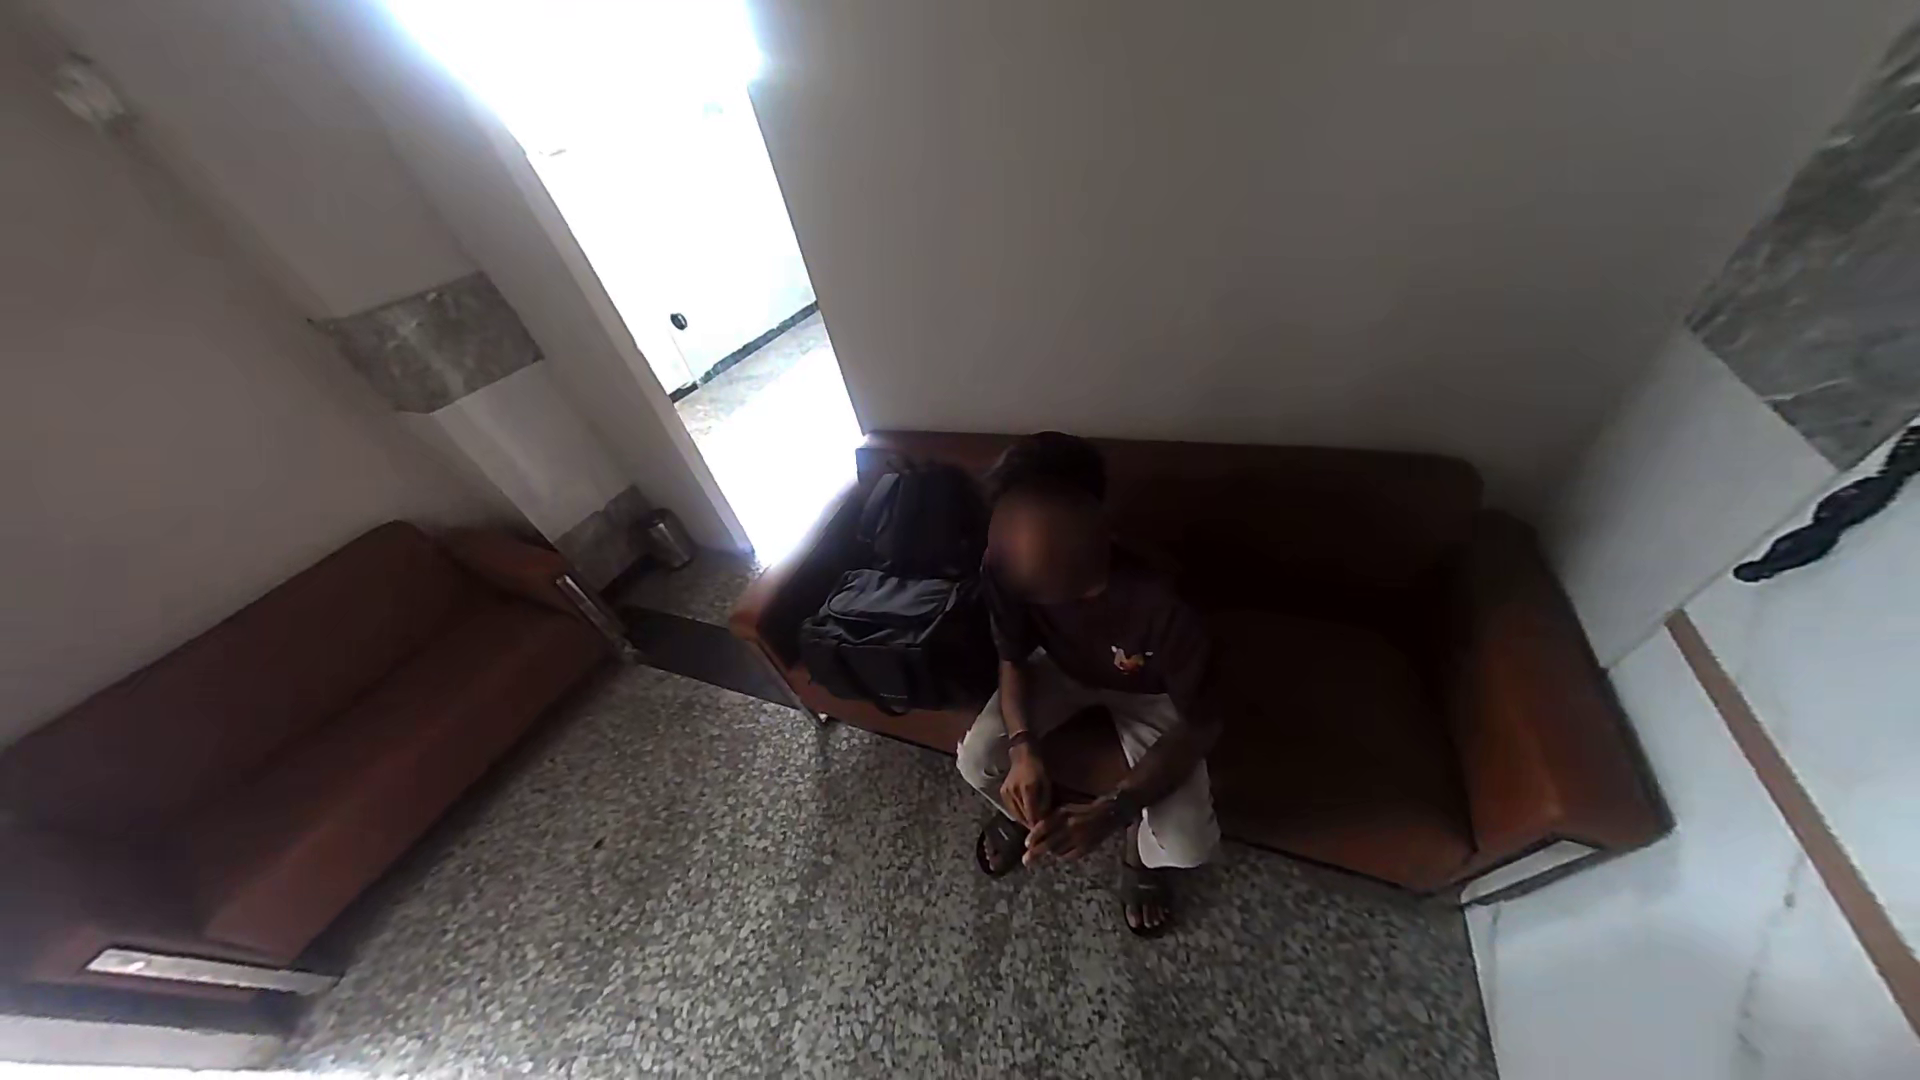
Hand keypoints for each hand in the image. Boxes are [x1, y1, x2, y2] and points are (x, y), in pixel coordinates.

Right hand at [999, 744, 1049, 826]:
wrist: (1023, 755)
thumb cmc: (1038, 767)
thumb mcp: (1047, 783)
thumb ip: (1046, 802)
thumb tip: (1045, 819)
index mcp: (1028, 789)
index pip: (1032, 815)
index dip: (1038, 825)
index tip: (1045, 829)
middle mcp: (1015, 792)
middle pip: (1024, 818)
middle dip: (1032, 823)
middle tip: (1040, 826)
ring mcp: (1007, 793)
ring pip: (1017, 815)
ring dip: (1025, 819)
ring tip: (1033, 819)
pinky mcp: (1003, 793)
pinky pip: (1011, 809)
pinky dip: (1018, 813)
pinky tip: (1025, 811)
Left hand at [1024, 798, 1125, 864]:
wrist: (1108, 813)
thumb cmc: (1083, 809)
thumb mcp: (1066, 808)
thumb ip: (1052, 818)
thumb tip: (1036, 830)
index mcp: (1063, 814)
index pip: (1043, 827)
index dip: (1033, 837)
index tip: (1026, 844)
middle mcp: (1069, 826)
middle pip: (1048, 843)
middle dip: (1035, 853)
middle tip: (1026, 861)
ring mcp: (1078, 839)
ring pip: (1057, 851)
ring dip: (1050, 853)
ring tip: (1045, 853)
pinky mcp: (1086, 848)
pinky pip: (1069, 856)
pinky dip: (1062, 855)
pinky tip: (1060, 853)